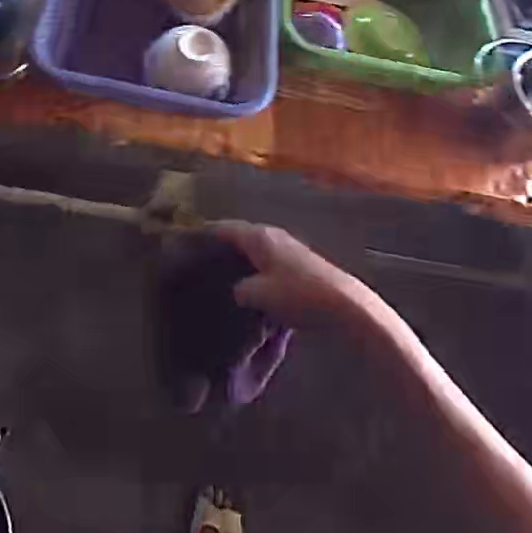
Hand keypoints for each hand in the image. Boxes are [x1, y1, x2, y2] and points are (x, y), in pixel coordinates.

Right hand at [212, 221, 381, 331]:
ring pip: (256, 249)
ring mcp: (289, 247)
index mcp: (258, 236)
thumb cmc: (297, 294)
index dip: (205, 234)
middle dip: (223, 247)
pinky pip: (269, 261)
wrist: (343, 304)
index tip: (188, 242)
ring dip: (242, 259)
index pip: (224, 228)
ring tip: (224, 276)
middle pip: (241, 236)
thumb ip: (240, 290)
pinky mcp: (301, 263)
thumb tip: (236, 289)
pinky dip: (257, 269)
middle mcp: (272, 235)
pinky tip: (253, 286)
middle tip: (203, 262)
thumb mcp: (259, 295)